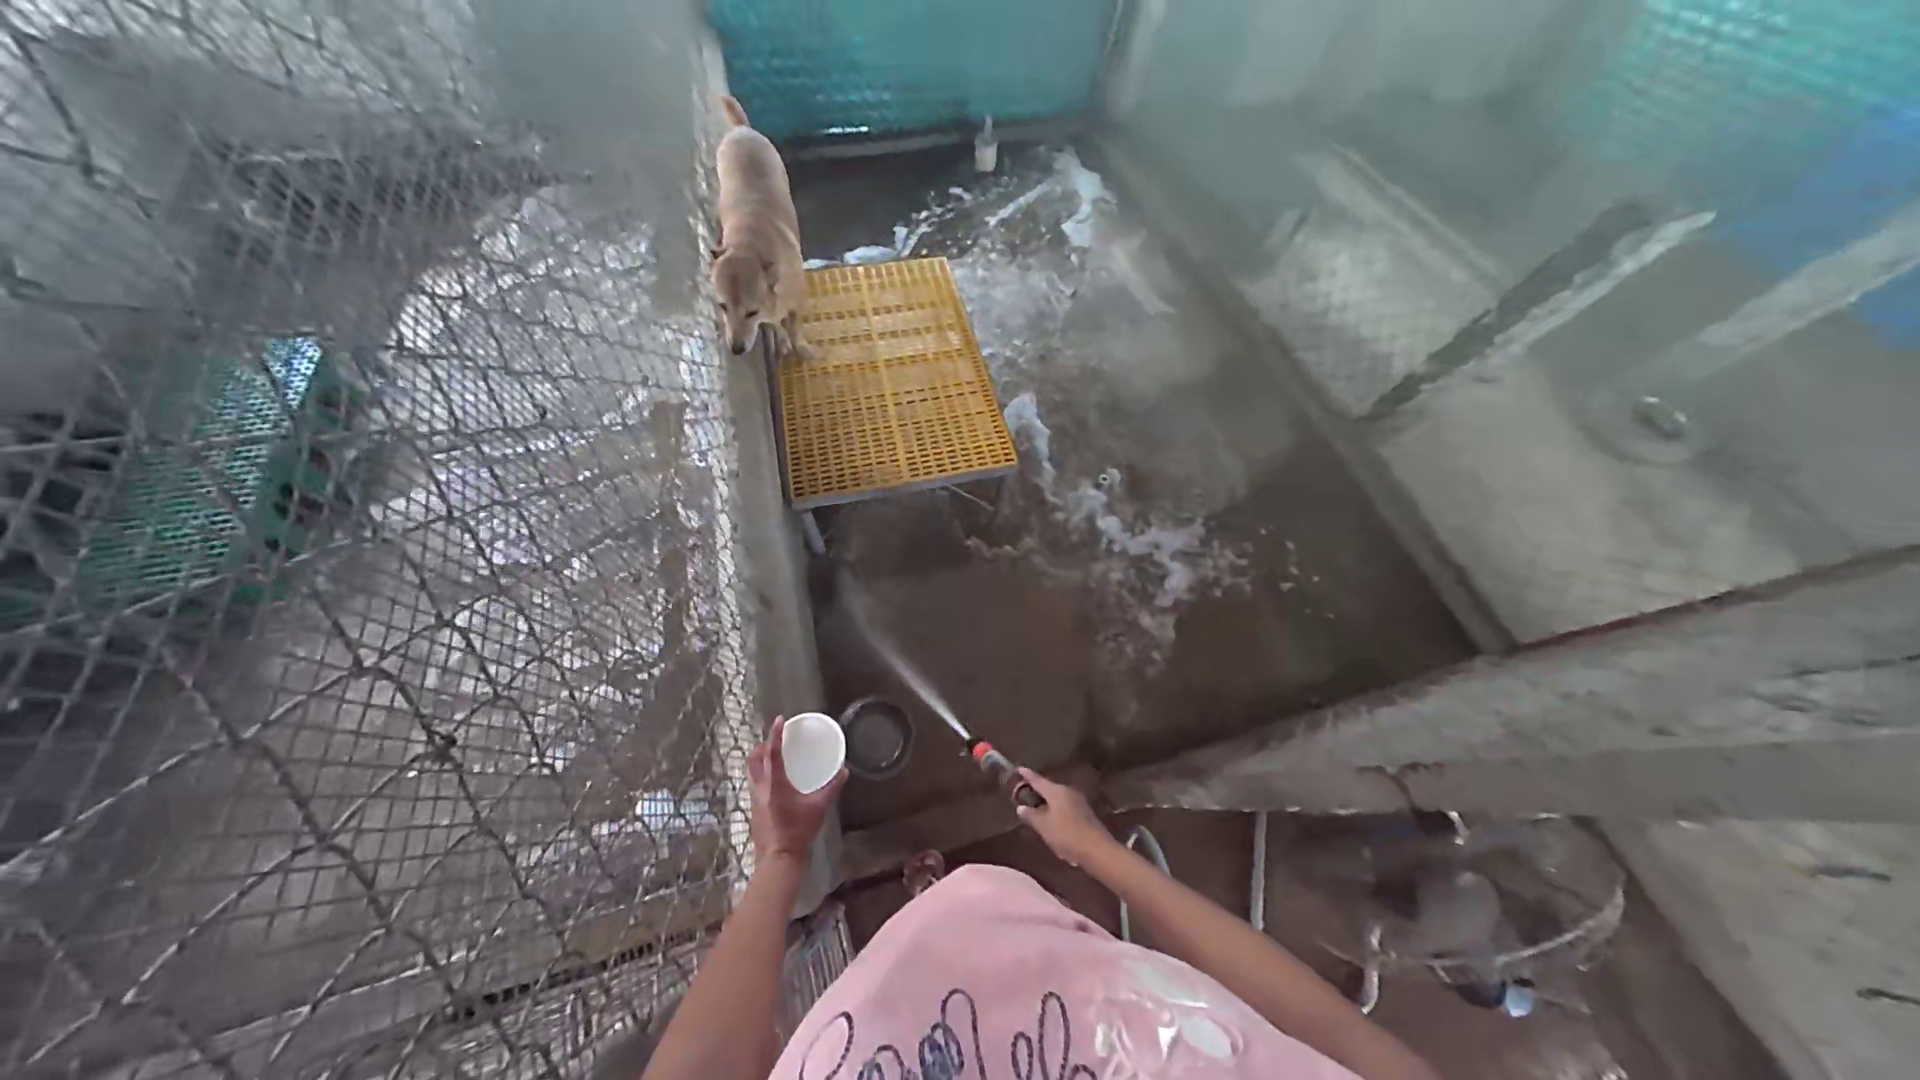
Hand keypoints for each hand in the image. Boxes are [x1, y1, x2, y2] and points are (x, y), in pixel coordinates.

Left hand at [746, 716, 845, 863]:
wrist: (778, 858)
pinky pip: (755, 782)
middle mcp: (761, 787)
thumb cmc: (798, 830)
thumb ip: (831, 787)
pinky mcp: (754, 808)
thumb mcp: (819, 807)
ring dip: (760, 759)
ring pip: (752, 770)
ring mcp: (755, 798)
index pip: (773, 752)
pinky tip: (774, 780)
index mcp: (775, 783)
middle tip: (775, 739)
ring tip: (774, 756)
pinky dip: (762, 773)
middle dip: (763, 745)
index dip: (775, 734)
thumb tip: (843, 771)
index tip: (779, 719)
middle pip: (754, 758)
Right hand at [1014, 768, 1114, 866]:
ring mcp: (1079, 802)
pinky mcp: (1085, 813)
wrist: (1097, 850)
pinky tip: (1053, 821)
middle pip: (1049, 788)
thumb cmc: (1066, 835)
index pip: (1038, 780)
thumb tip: (1021, 807)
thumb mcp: (1043, 826)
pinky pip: (1066, 807)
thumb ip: (1031, 815)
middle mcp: (1068, 792)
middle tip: (1025, 794)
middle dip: (1038, 791)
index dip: (1027, 775)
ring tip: (1037, 810)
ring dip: (1048, 803)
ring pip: (1058, 799)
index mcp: (1057, 791)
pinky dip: (1057, 811)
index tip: (1019, 768)